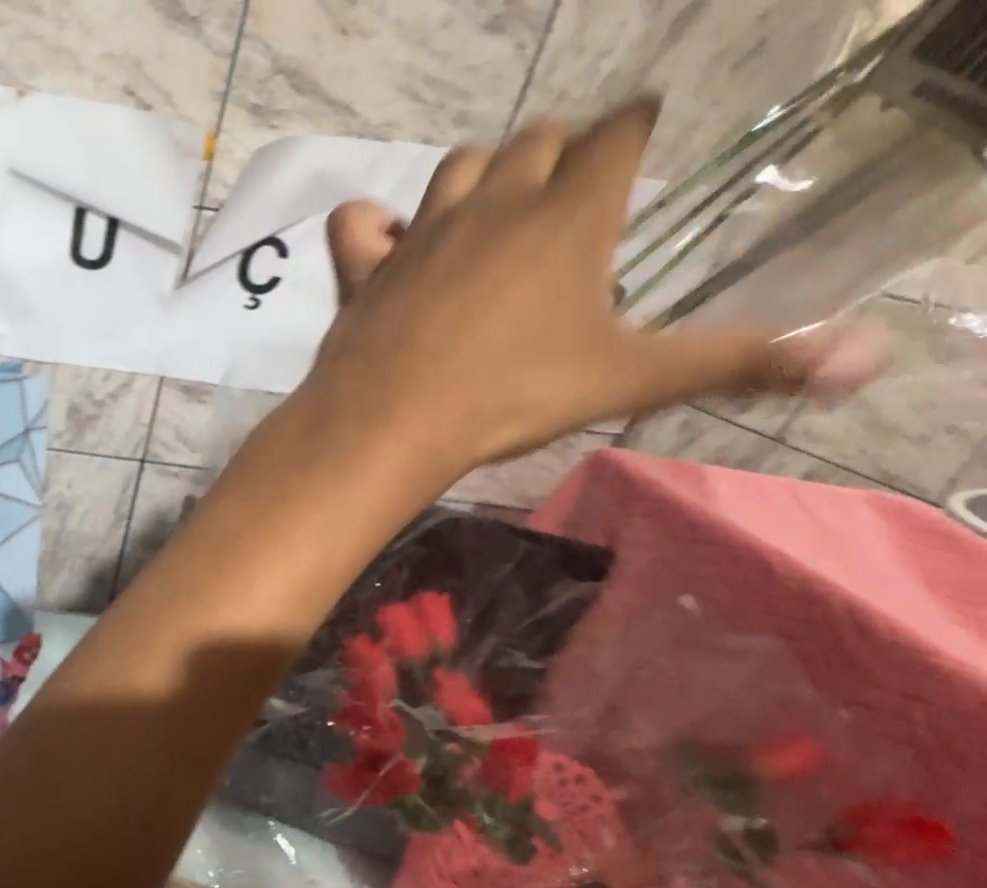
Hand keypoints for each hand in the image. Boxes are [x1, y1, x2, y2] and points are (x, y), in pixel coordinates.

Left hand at [296, 100, 887, 471]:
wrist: (391, 422)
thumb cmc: (513, 396)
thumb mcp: (633, 379)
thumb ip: (740, 360)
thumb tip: (865, 358)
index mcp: (570, 214)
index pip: (618, 133)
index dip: (634, 130)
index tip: (639, 140)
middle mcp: (494, 202)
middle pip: (538, 139)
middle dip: (563, 151)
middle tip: (572, 190)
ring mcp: (422, 231)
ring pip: (457, 165)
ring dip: (482, 173)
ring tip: (495, 211)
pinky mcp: (364, 265)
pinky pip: (357, 221)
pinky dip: (372, 224)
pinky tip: (390, 243)